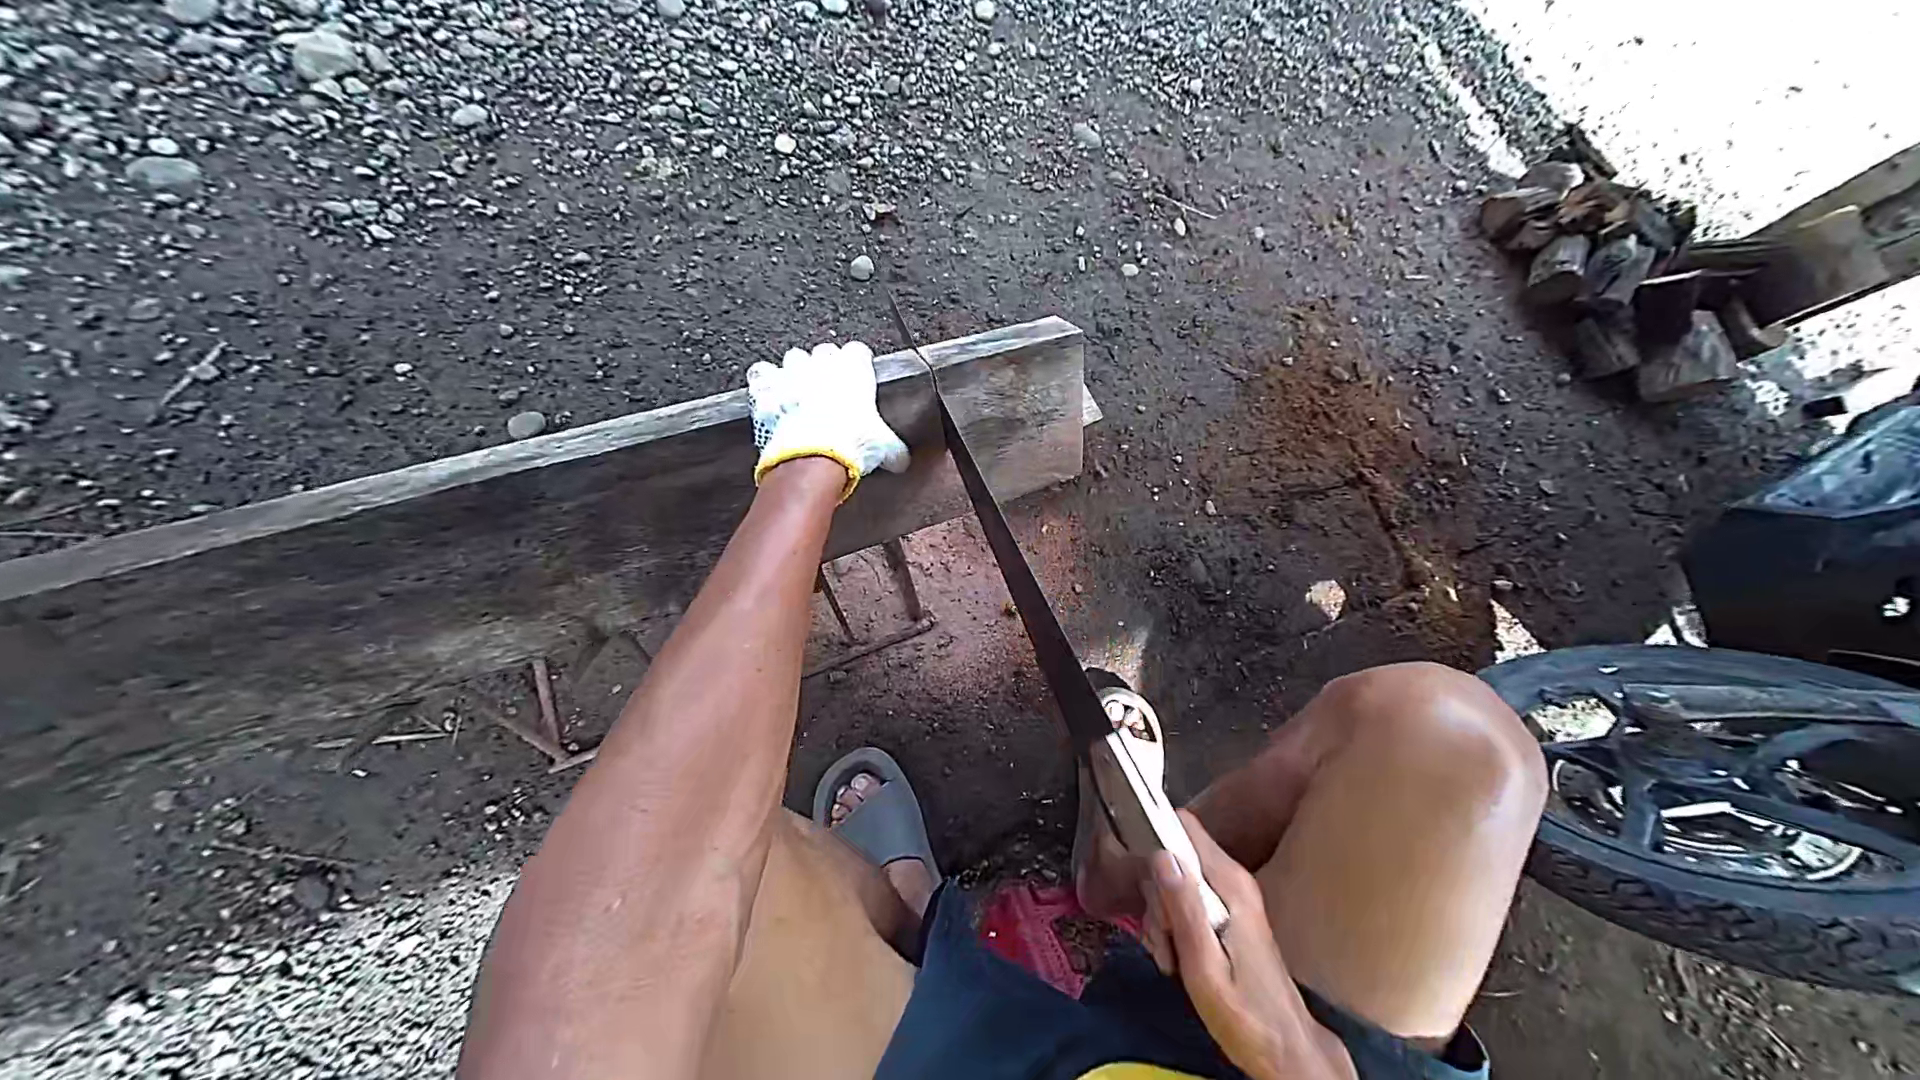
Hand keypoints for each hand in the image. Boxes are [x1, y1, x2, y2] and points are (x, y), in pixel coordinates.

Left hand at [747, 340, 908, 501]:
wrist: (814, 455)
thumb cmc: (851, 442)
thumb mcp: (883, 446)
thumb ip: (893, 448)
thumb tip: (901, 461)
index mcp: (854, 367)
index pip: (858, 352)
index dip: (857, 367)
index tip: (858, 380)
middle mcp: (823, 361)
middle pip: (825, 351)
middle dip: (826, 367)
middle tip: (829, 391)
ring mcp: (793, 371)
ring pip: (794, 358)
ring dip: (796, 371)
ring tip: (800, 392)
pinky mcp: (768, 386)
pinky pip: (762, 373)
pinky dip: (765, 382)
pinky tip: (770, 395)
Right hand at [1142, 810, 1356, 1079]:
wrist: (1286, 1053)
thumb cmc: (1245, 1016)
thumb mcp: (1203, 964)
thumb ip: (1182, 906)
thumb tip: (1160, 854)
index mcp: (1229, 883)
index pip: (1183, 825)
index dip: (1154, 839)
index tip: (1143, 880)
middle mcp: (1232, 879)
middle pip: (1174, 856)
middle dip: (1156, 894)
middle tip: (1161, 939)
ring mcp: (1232, 895)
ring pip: (1175, 880)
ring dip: (1161, 915)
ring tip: (1169, 957)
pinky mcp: (1228, 912)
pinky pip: (1185, 899)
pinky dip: (1172, 925)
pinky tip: (1176, 957)